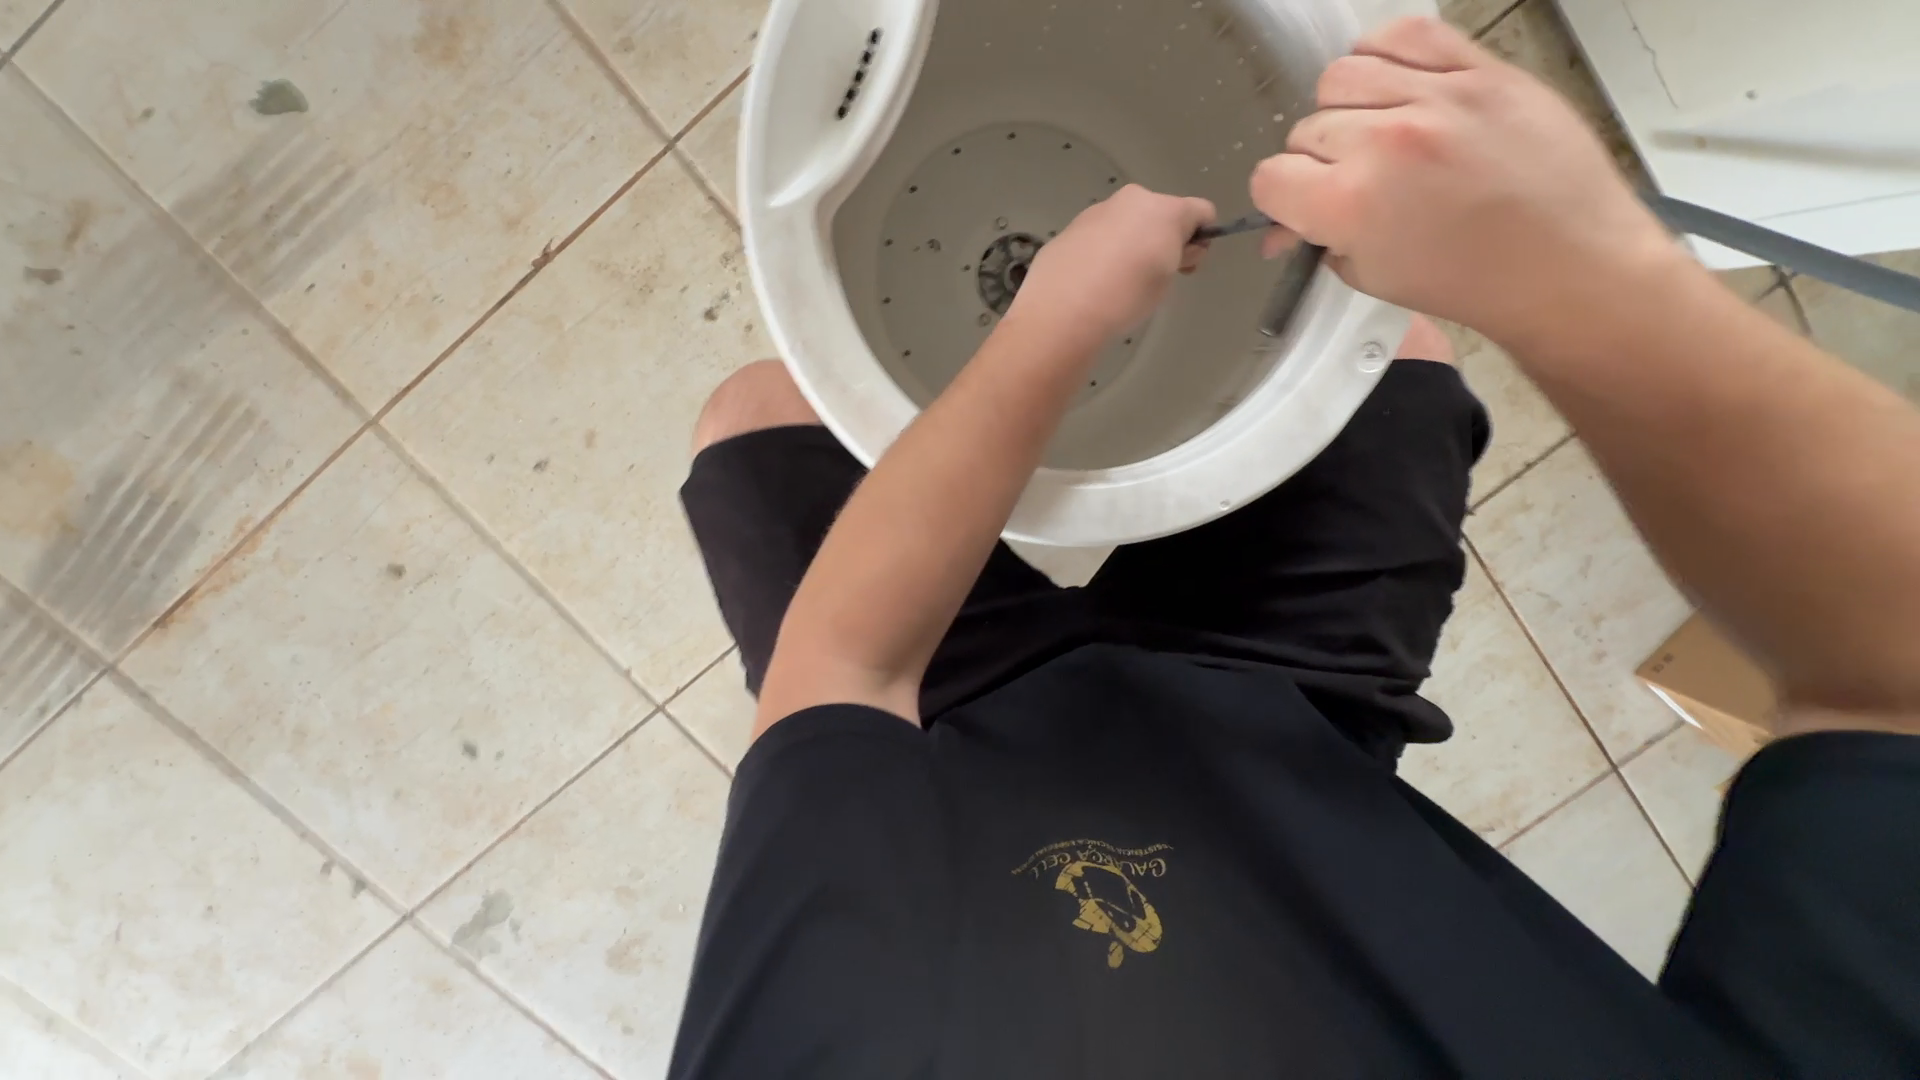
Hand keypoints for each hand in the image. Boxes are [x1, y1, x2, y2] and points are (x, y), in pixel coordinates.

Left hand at [1005, 185, 1215, 351]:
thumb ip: (1178, 257)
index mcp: (1164, 210)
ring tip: (1114, 283)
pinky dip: (1100, 251)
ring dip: (1128, 243)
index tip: (1184, 266)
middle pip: (1159, 212)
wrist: (1063, 311)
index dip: (1199, 238)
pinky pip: (1097, 235)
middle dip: (1160, 238)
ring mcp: (1096, 211)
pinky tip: (1089, 282)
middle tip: (1148, 276)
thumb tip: (1177, 249)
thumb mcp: (1165, 282)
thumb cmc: (1126, 298)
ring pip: (1125, 222)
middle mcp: (1130, 200)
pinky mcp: (1068, 228)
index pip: (1201, 212)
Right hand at [1249, 17, 1674, 343]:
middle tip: (1347, 181)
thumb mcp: (1370, 274)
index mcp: (1349, 204)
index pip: (1271, 177)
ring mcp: (1435, 97)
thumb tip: (1283, 227)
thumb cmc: (1470, 279)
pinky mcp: (1481, 68)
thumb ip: (1319, 239)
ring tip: (1372, 132)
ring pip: (1340, 75)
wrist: (1563, 262)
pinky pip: (1405, 33)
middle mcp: (1385, 141)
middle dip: (1315, 160)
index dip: (1279, 198)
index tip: (1298, 205)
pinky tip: (1395, 87)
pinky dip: (1385, 56)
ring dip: (1344, 107)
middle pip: (1304, 129)